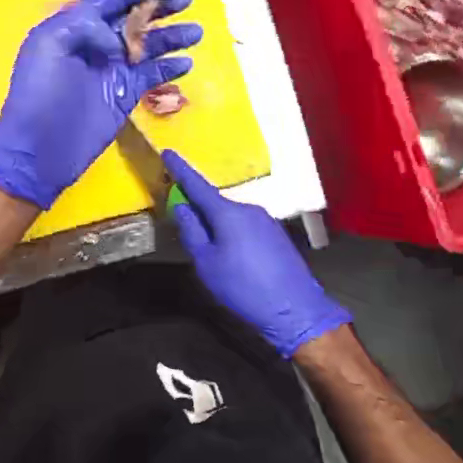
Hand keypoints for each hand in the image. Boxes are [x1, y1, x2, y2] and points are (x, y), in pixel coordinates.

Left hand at [0, 0, 202, 208]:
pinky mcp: (123, 96)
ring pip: (148, 45)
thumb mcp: (50, 45)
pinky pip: (151, 75)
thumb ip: (84, 24)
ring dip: (171, 35)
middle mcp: (96, 43)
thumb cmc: (38, 97)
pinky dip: (169, 67)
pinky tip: (186, 62)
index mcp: (75, 25)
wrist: (38, 151)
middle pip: (134, 16)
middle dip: (160, 4)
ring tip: (194, 31)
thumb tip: (115, 38)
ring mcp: (111, 71)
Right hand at [166, 150, 351, 357]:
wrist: (294, 308)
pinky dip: (231, 233)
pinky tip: (230, 256)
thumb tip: (182, 207)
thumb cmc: (242, 287)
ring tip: (207, 249)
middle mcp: (249, 209)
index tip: (167, 153)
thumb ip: (192, 231)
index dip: (180, 170)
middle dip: (197, 208)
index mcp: (228, 213)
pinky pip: (245, 226)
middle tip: (180, 221)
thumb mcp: (206, 262)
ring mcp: (266, 221)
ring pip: (231, 217)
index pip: (198, 185)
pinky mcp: (276, 235)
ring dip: (215, 225)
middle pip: (215, 203)